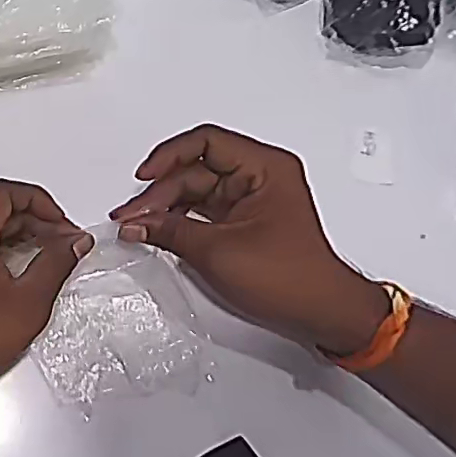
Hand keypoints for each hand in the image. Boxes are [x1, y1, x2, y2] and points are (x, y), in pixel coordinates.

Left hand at [0, 180, 92, 428]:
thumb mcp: (30, 299)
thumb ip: (57, 261)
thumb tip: (75, 239)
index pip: (4, 193)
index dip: (40, 202)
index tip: (62, 222)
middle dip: (38, 219)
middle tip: (67, 240)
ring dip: (26, 234)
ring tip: (57, 254)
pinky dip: (11, 247)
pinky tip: (35, 265)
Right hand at [109, 125, 388, 355]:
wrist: (322, 314)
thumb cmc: (294, 280)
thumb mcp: (218, 252)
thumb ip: (170, 231)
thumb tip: (136, 223)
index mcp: (265, 168)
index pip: (205, 142)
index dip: (169, 156)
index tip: (145, 176)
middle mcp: (258, 176)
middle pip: (193, 169)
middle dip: (159, 192)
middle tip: (133, 214)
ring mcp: (248, 197)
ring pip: (192, 189)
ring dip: (163, 207)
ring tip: (138, 224)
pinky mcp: (240, 217)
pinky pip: (199, 207)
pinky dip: (176, 218)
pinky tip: (156, 229)